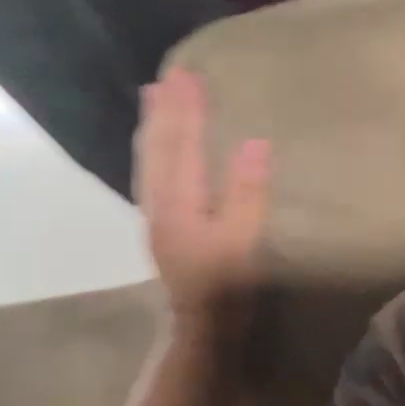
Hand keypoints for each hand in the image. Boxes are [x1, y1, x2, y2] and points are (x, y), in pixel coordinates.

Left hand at [135, 69, 270, 321]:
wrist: (201, 330)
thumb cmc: (228, 288)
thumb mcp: (244, 242)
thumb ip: (246, 193)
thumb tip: (254, 142)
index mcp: (180, 203)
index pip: (183, 146)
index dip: (187, 110)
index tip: (189, 75)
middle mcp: (160, 204)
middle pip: (159, 148)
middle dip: (164, 110)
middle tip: (168, 76)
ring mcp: (157, 217)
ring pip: (150, 160)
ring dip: (153, 126)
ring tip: (153, 97)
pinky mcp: (162, 228)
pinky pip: (153, 174)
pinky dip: (154, 149)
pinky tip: (158, 147)